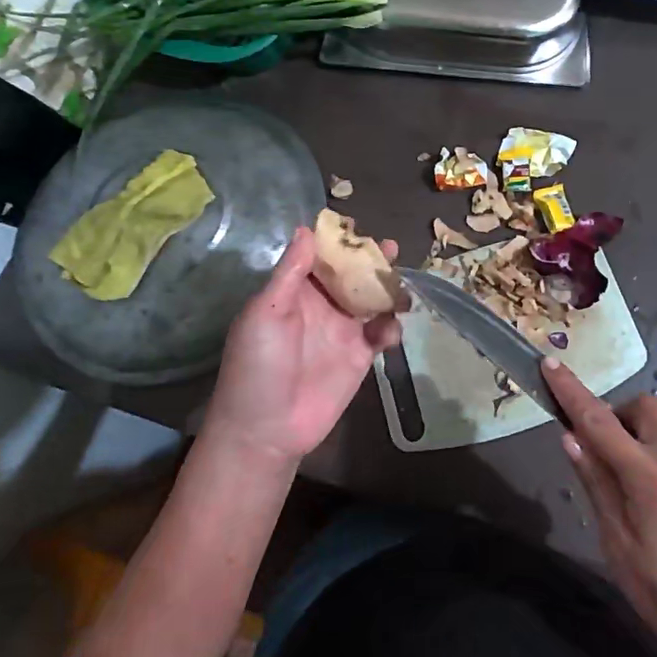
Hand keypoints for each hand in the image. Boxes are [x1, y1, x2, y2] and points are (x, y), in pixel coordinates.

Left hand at [201, 227, 400, 466]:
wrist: (266, 430)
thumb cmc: (257, 366)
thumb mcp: (266, 313)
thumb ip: (290, 273)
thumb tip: (306, 229)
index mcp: (297, 291)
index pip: (322, 257)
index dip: (339, 241)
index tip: (358, 226)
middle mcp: (323, 305)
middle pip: (353, 274)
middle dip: (371, 260)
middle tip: (390, 247)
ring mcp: (344, 329)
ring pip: (373, 299)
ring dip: (387, 288)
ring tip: (399, 284)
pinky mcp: (361, 355)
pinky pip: (383, 331)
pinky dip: (391, 325)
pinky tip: (389, 328)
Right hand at [544, 361, 656, 656]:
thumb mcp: (620, 552)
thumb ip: (597, 487)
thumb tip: (572, 438)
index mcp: (654, 483)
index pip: (602, 424)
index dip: (573, 392)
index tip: (552, 366)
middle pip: (646, 408)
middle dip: (622, 418)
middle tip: (611, 453)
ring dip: (653, 449)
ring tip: (656, 504)